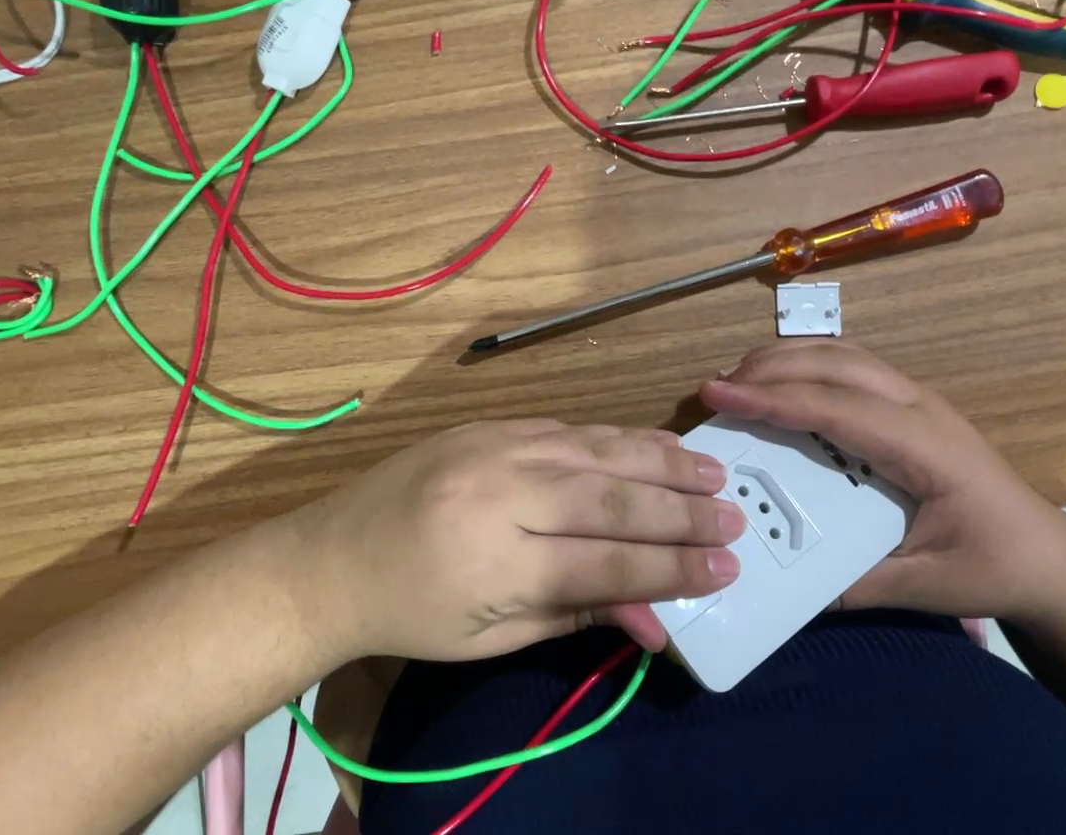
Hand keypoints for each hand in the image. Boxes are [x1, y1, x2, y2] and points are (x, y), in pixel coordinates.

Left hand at [288, 420, 743, 662]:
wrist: (331, 558)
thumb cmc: (411, 615)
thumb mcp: (492, 638)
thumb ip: (577, 618)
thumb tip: (656, 620)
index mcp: (497, 564)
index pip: (606, 565)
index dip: (670, 569)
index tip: (726, 568)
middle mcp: (501, 495)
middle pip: (610, 499)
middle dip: (680, 511)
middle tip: (735, 517)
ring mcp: (493, 450)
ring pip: (596, 450)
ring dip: (660, 460)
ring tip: (712, 472)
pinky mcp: (489, 427)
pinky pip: (567, 428)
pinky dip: (615, 438)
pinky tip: (651, 443)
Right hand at [698, 340, 1065, 635]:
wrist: (1056, 559)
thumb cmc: (998, 568)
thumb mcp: (926, 588)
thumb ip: (854, 585)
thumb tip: (779, 583)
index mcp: (926, 448)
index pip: (836, 408)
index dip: (772, 398)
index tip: (718, 394)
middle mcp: (921, 408)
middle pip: (836, 363)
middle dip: (770, 367)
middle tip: (716, 388)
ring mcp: (919, 400)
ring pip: (844, 354)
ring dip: (787, 359)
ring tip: (736, 380)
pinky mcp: (912, 406)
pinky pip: (852, 366)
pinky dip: (807, 366)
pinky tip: (780, 386)